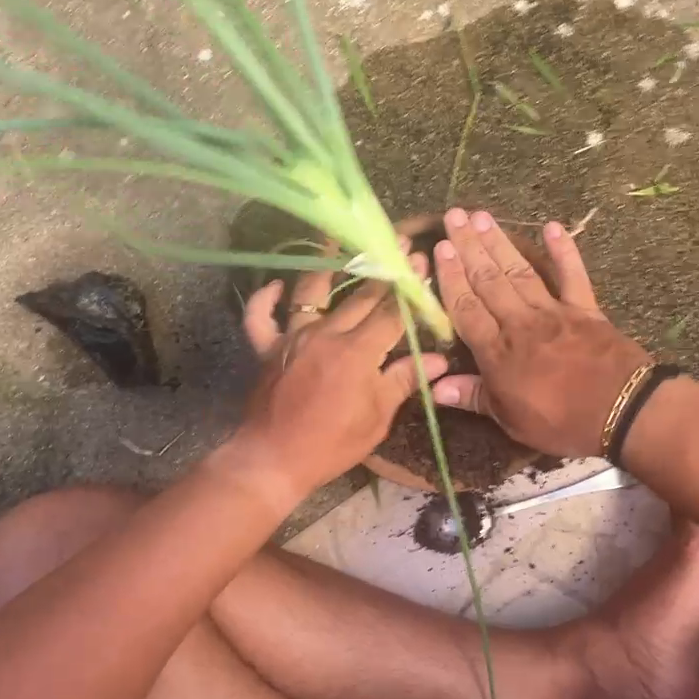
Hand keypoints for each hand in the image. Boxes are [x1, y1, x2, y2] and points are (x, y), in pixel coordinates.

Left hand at [229, 257, 448, 499]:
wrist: (274, 459)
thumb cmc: (332, 443)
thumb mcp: (377, 417)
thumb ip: (403, 380)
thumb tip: (438, 360)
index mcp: (358, 352)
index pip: (391, 312)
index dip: (409, 288)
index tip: (421, 262)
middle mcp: (326, 334)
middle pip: (359, 296)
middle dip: (382, 271)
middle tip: (397, 244)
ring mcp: (292, 338)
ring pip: (310, 293)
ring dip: (325, 266)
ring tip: (334, 238)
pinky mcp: (267, 349)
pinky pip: (260, 318)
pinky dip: (264, 299)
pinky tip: (276, 285)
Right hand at [430, 208, 650, 456]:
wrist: (623, 410)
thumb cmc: (562, 421)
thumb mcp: (511, 420)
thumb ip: (473, 397)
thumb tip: (434, 386)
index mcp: (498, 352)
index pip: (466, 308)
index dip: (450, 278)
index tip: (438, 248)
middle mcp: (520, 322)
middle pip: (488, 279)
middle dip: (468, 246)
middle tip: (454, 216)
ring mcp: (554, 311)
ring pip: (519, 270)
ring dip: (500, 242)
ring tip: (482, 216)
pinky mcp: (585, 308)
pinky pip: (572, 275)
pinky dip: (563, 250)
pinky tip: (552, 226)